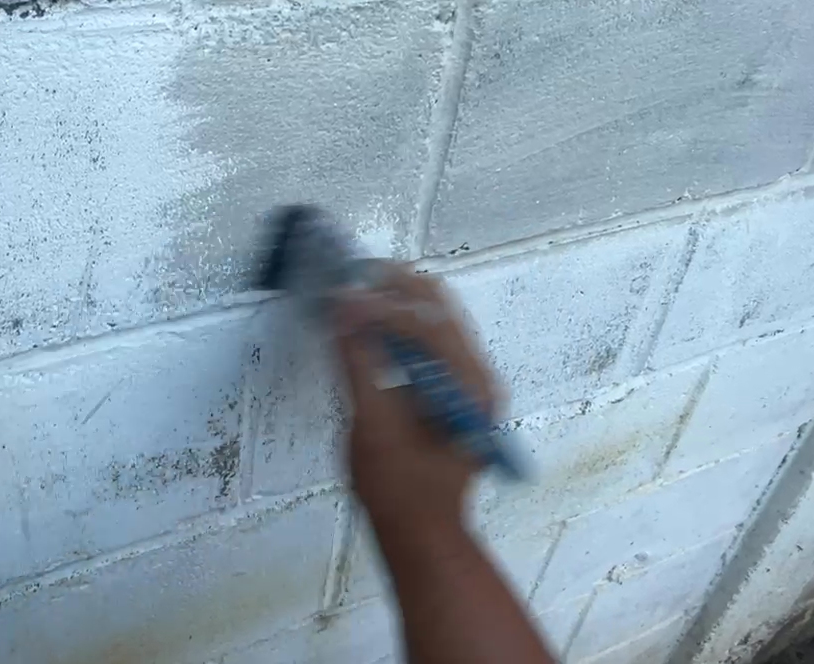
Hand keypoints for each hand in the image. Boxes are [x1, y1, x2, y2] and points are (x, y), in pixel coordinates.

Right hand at [333, 267, 501, 544]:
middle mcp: (476, 374)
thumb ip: (358, 364)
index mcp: (469, 387)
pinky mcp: (450, 383)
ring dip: (390, 297)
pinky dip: (392, 320)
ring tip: (349, 294)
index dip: (377, 306)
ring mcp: (466, 377)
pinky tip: (363, 321)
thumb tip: (340, 310)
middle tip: (345, 279)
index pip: (425, 324)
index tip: (337, 297)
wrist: (423, 534)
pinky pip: (423, 333)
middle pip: (435, 304)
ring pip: (430, 312)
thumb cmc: (399, 491)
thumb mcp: (373, 428)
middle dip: (389, 286)